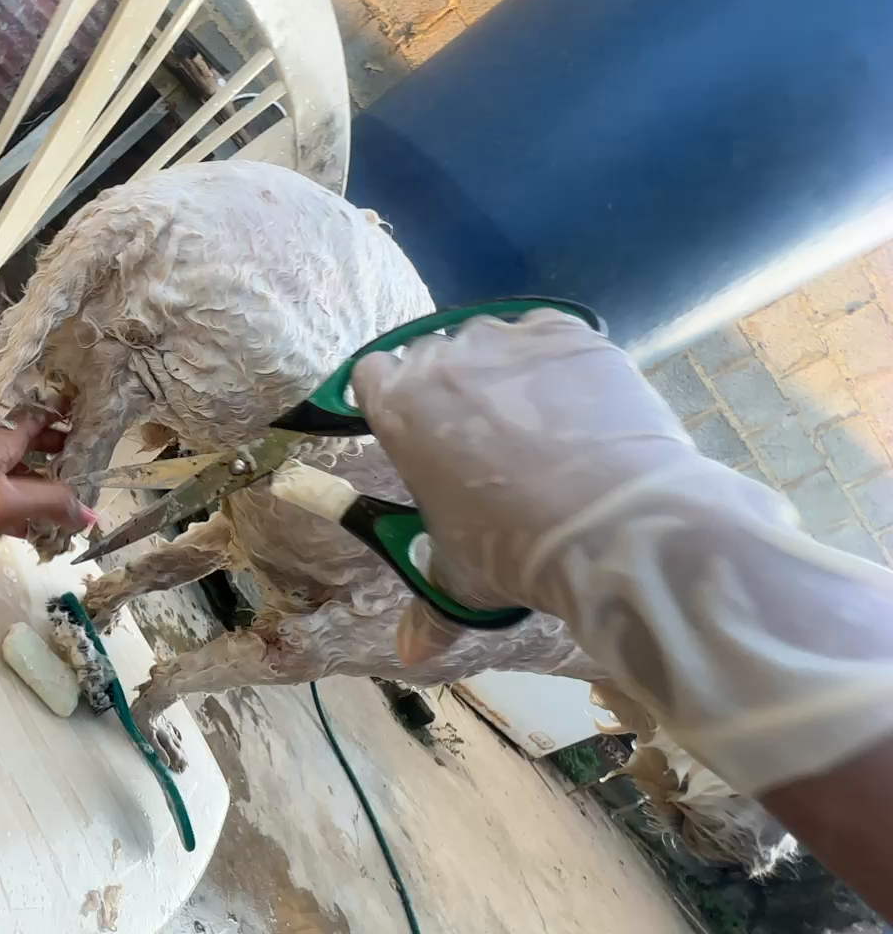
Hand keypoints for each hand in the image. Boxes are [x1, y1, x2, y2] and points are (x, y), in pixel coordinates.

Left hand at [0, 409, 95, 587]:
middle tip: (89, 465)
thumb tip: (89, 512)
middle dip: (57, 454)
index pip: (32, 420)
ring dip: (46, 490)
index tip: (88, 419)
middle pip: (27, 449)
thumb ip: (52, 501)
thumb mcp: (8, 503)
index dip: (59, 417)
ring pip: (19, 481)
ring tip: (75, 504)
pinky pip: (6, 509)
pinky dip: (27, 516)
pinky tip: (41, 533)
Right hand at [350, 308, 697, 653]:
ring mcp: (503, 344)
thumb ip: (426, 610)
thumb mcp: (457, 575)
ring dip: (501, 366)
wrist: (618, 527)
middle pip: (430, 353)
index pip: (370, 372)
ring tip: (536, 413)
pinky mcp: (568, 337)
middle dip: (449, 382)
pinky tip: (573, 396)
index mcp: (393, 407)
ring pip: (489, 338)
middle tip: (483, 429)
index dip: (391, 393)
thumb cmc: (512, 547)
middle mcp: (437, 362)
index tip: (417, 419)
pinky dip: (556, 355)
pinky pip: (547, 332)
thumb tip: (408, 657)